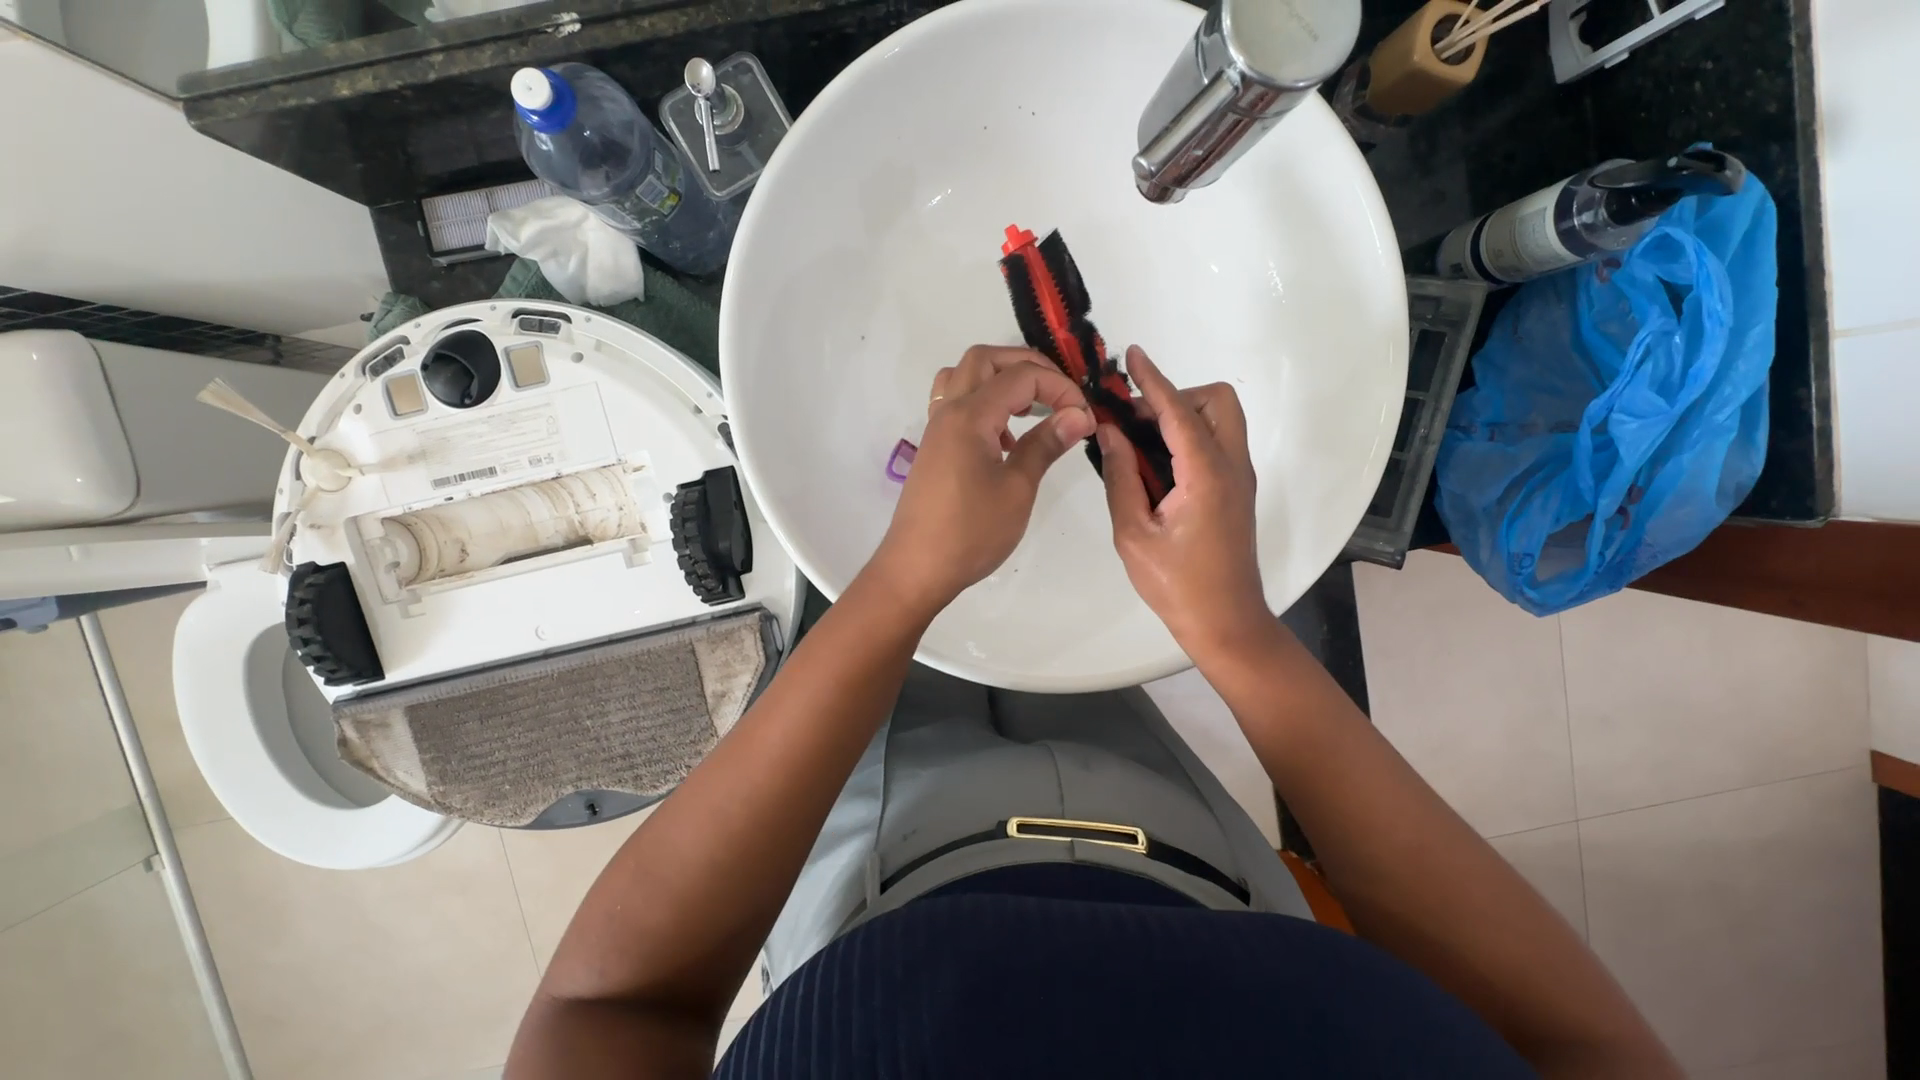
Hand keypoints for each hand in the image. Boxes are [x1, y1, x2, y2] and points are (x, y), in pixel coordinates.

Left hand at [867, 346, 1093, 614]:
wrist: (916, 568)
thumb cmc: (971, 533)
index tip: (1084, 418)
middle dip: (1027, 367)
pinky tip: (1004, 440)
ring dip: (1000, 380)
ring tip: (1028, 412)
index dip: (1060, 388)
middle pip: (986, 360)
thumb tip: (1079, 414)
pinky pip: (955, 403)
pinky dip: (983, 403)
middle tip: (1059, 396)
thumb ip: (1045, 445)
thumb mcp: (1017, 489)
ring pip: (965, 377)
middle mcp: (949, 411)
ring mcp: (937, 428)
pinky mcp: (934, 447)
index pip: (1021, 376)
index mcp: (970, 416)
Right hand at [1098, 346, 1275, 662]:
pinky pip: (1217, 443)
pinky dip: (1190, 436)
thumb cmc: (1176, 585)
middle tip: (1133, 421)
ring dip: (1183, 415)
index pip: (1178, 411)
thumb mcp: (1134, 534)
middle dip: (1176, 396)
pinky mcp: (1237, 491)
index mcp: (1206, 474)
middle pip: (1216, 401)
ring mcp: (1240, 478)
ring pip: (1221, 420)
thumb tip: (1110, 433)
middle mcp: (1232, 467)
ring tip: (1139, 442)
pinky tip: (1156, 463)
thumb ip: (1121, 477)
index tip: (1131, 356)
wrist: (1226, 623)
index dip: (1152, 380)